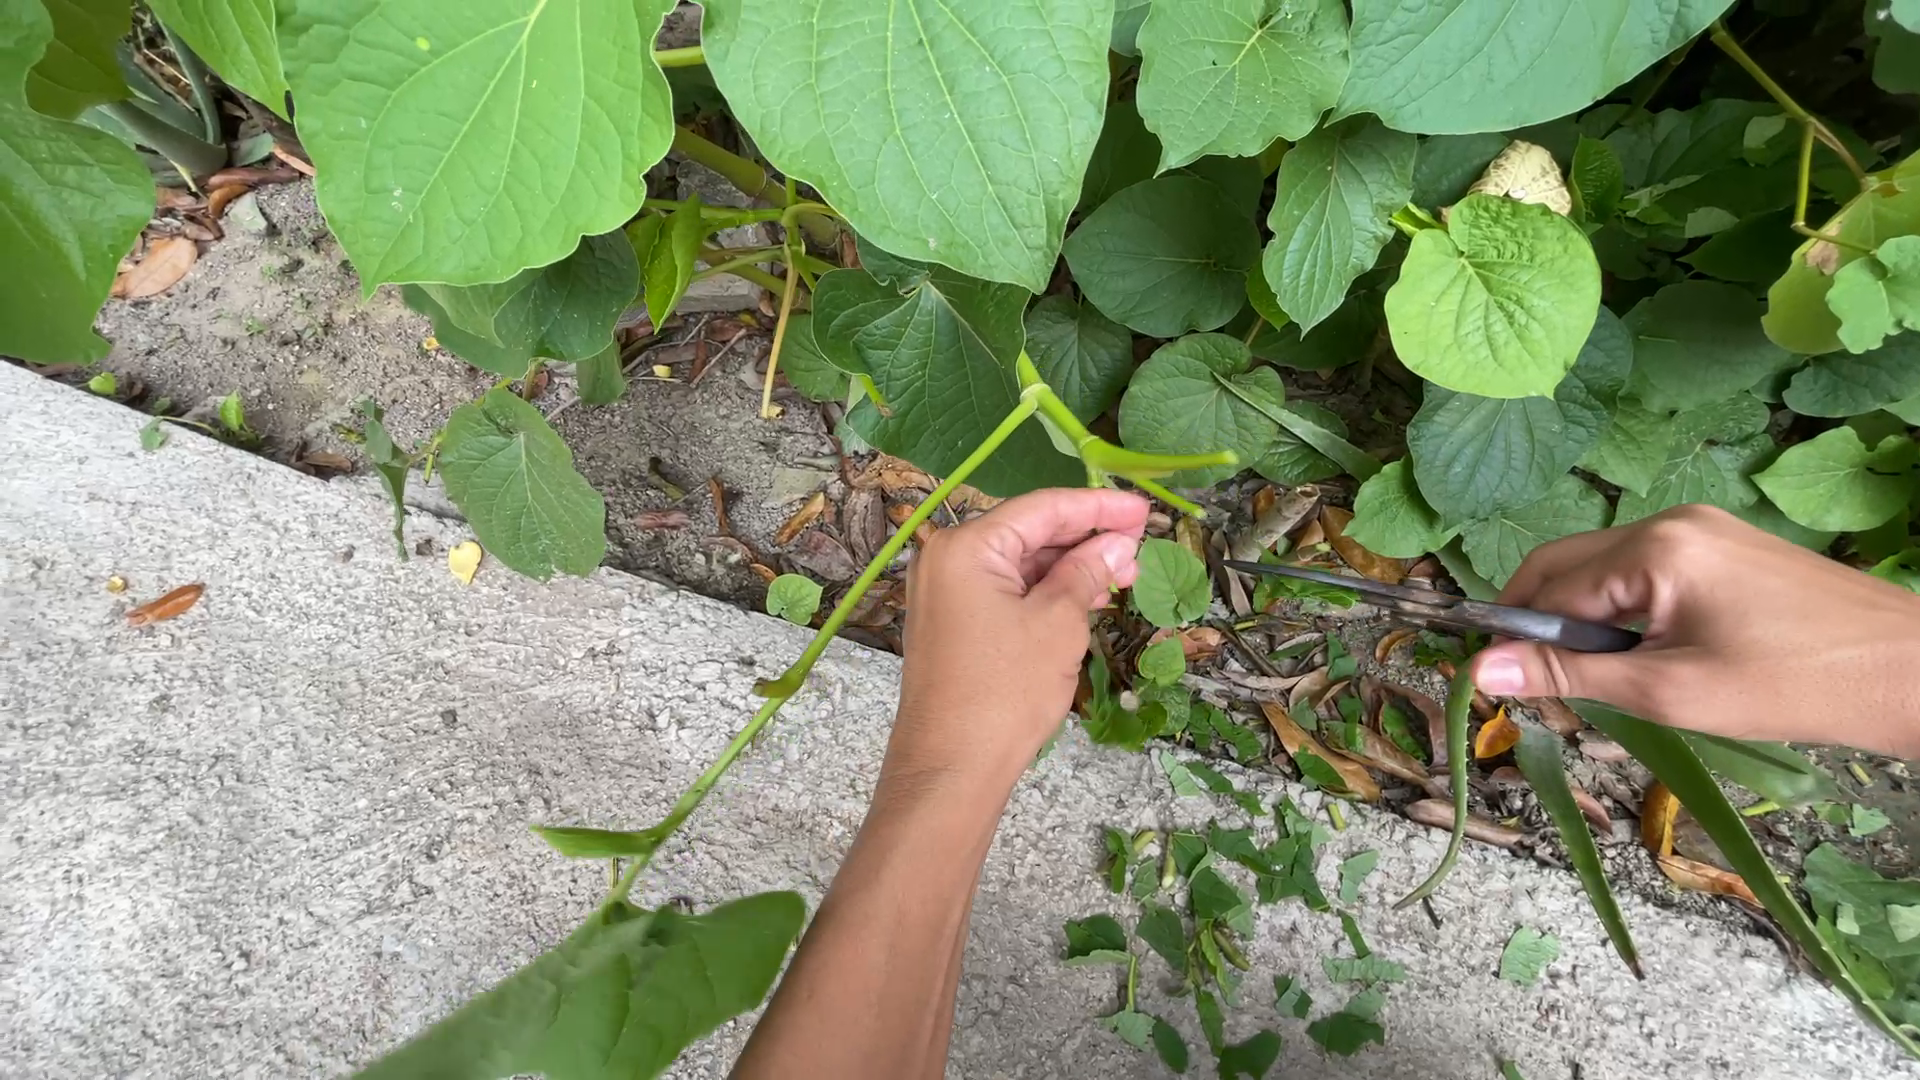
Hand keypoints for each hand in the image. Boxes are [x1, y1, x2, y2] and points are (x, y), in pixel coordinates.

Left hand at [885, 488, 1147, 797]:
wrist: (951, 769)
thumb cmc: (1006, 691)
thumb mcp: (1059, 624)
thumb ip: (1088, 572)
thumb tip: (1118, 545)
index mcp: (966, 546)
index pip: (1042, 508)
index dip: (1098, 506)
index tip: (1141, 509)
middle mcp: (947, 558)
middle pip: (1029, 533)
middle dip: (1086, 539)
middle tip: (1139, 545)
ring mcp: (945, 592)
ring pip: (1019, 564)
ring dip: (1070, 568)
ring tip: (1124, 575)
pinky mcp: (953, 622)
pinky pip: (1005, 592)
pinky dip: (1045, 592)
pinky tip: (1085, 597)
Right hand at [1468, 504, 1919, 756]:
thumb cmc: (1795, 687)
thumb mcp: (1668, 690)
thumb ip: (1565, 673)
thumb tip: (1479, 669)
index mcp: (1653, 548)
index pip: (1549, 588)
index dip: (1519, 632)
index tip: (1507, 675)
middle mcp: (1668, 521)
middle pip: (1563, 564)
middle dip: (1541, 617)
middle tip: (1542, 671)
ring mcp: (1698, 526)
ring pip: (1596, 566)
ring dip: (1578, 613)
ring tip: (1599, 665)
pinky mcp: (1719, 542)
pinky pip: (1635, 567)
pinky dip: (1616, 604)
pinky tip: (1638, 643)